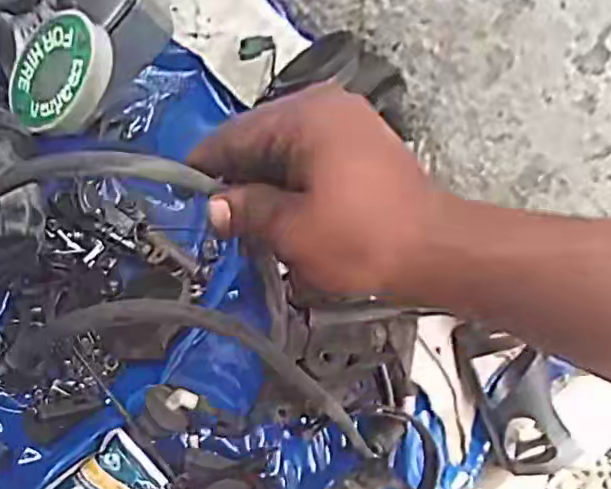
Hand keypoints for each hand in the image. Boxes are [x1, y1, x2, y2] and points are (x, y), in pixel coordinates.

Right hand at [188, 85, 468, 299]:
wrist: (431, 254)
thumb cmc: (365, 240)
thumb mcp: (291, 230)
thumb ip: (247, 212)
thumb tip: (215, 207)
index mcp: (307, 118)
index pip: (236, 135)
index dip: (204, 167)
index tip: (179, 194)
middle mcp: (326, 112)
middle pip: (258, 144)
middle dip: (231, 183)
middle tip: (207, 222)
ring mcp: (345, 132)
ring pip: (280, 159)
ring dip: (257, 192)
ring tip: (235, 230)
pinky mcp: (355, 158)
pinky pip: (303, 169)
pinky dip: (283, 194)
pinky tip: (270, 224)